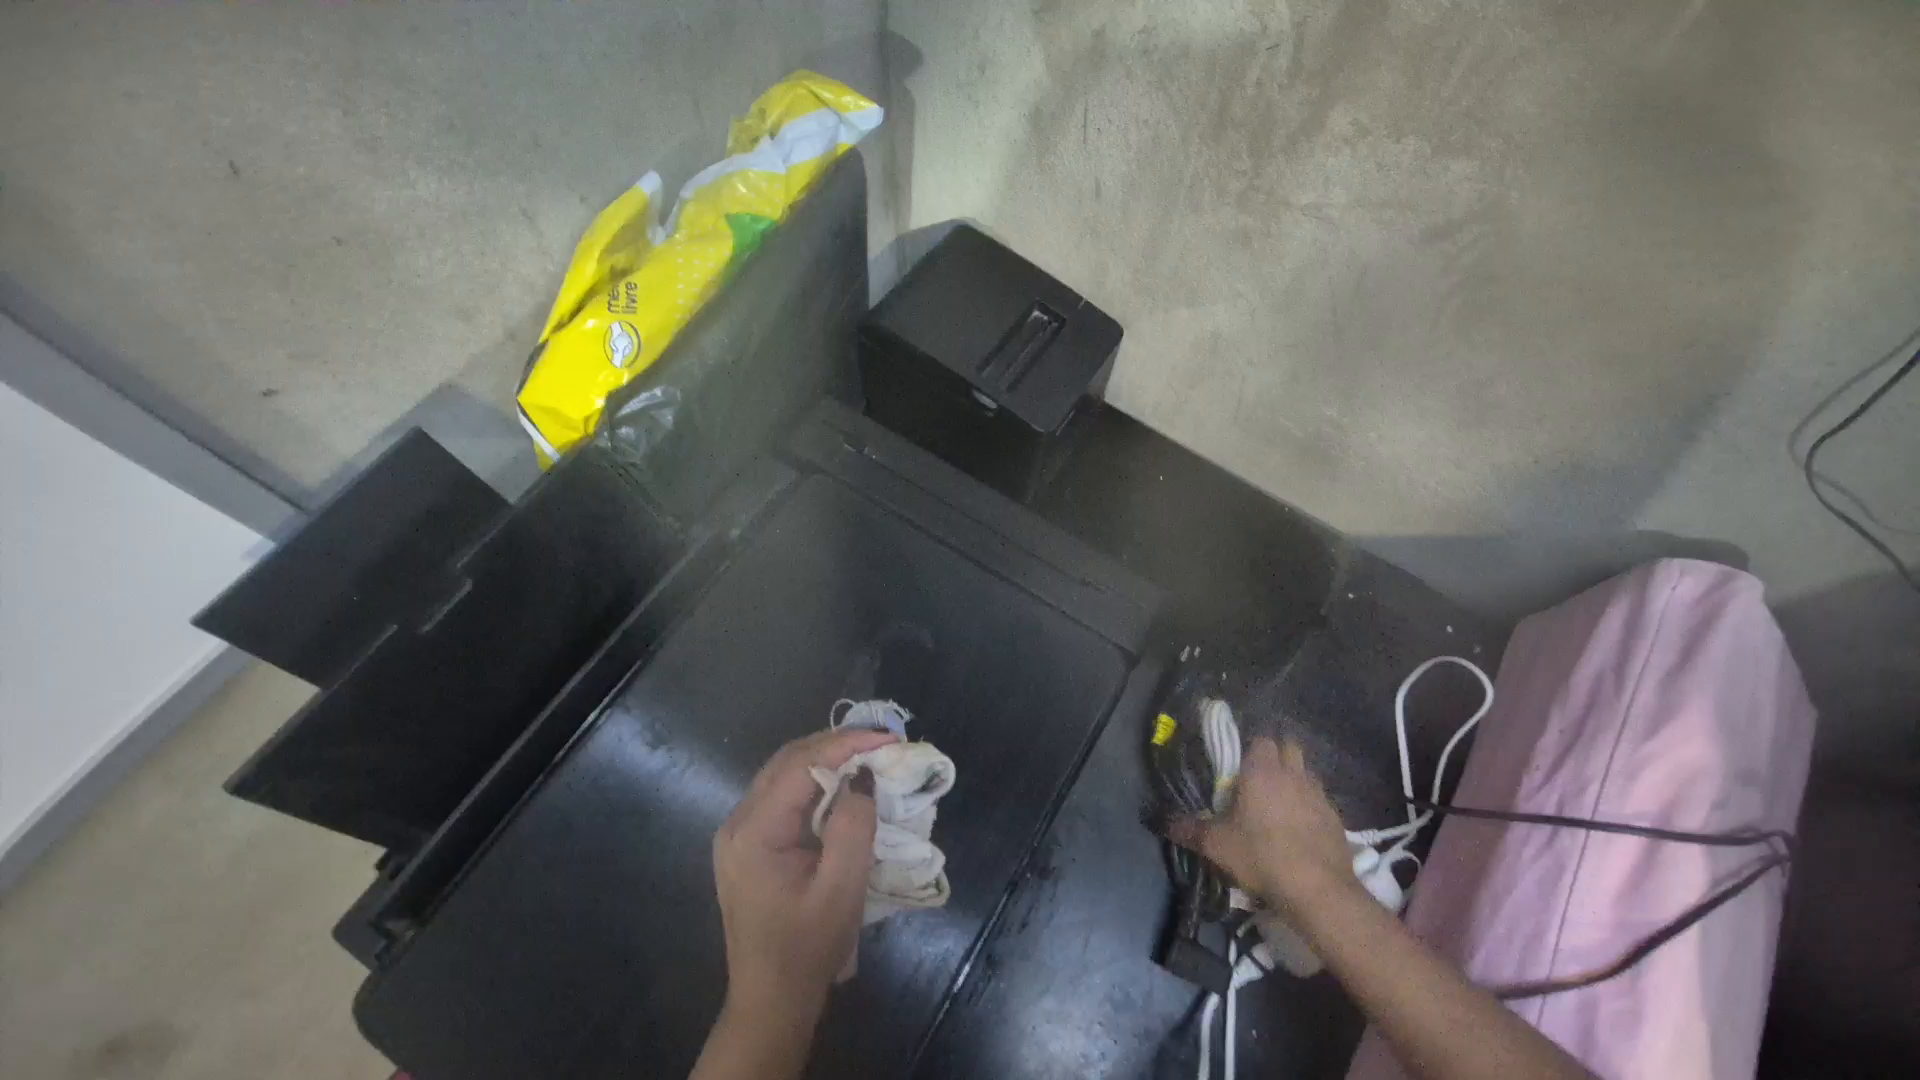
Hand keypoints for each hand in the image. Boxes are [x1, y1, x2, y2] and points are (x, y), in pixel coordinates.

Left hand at [712, 728, 897, 1010]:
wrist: (771, 1001)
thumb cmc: (808, 949)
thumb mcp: (841, 890)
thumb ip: (853, 827)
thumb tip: (863, 778)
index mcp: (754, 832)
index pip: (801, 766)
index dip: (847, 745)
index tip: (889, 739)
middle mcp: (738, 822)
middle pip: (788, 761)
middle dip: (837, 744)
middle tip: (883, 740)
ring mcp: (740, 832)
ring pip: (784, 773)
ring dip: (827, 759)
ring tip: (870, 753)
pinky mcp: (751, 843)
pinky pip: (784, 795)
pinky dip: (816, 781)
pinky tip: (844, 783)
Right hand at [1167, 736, 1358, 914]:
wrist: (1316, 889)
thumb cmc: (1260, 855)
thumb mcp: (1216, 845)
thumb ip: (1189, 829)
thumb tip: (1162, 822)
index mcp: (1262, 771)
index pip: (1261, 740)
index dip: (1251, 749)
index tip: (1240, 766)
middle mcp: (1293, 775)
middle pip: (1289, 747)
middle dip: (1277, 756)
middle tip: (1260, 779)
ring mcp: (1319, 796)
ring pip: (1307, 773)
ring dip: (1295, 780)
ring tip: (1280, 804)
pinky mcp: (1336, 819)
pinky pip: (1320, 801)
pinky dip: (1310, 807)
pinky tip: (1300, 830)